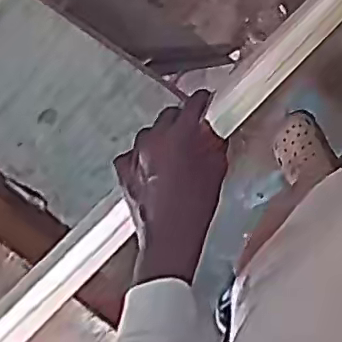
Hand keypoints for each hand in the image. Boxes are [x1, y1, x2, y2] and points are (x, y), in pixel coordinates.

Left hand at [114, 90, 227, 284]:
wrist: (170, 240)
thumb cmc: (196, 208)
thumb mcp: (217, 170)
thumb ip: (215, 144)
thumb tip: (214, 133)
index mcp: (179, 136)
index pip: (193, 104)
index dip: (203, 101)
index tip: (207, 102)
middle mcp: (153, 140)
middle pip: (169, 115)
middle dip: (182, 119)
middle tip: (195, 130)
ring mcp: (135, 156)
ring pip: (149, 133)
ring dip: (162, 136)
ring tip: (175, 151)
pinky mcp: (124, 173)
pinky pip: (132, 154)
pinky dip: (142, 155)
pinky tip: (153, 166)